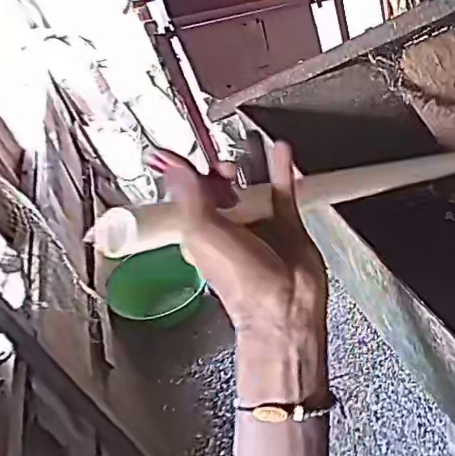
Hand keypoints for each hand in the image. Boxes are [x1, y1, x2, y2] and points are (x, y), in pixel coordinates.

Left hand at [146, 143, 326, 395]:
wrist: (285, 304)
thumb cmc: (241, 282)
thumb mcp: (202, 233)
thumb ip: (188, 197)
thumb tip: (168, 166)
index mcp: (198, 234)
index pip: (185, 197)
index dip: (181, 175)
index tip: (175, 153)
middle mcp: (226, 228)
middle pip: (217, 188)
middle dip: (216, 170)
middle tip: (220, 164)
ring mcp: (257, 224)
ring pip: (248, 187)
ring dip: (246, 167)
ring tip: (247, 151)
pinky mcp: (285, 223)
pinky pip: (282, 190)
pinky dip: (280, 169)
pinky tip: (279, 152)